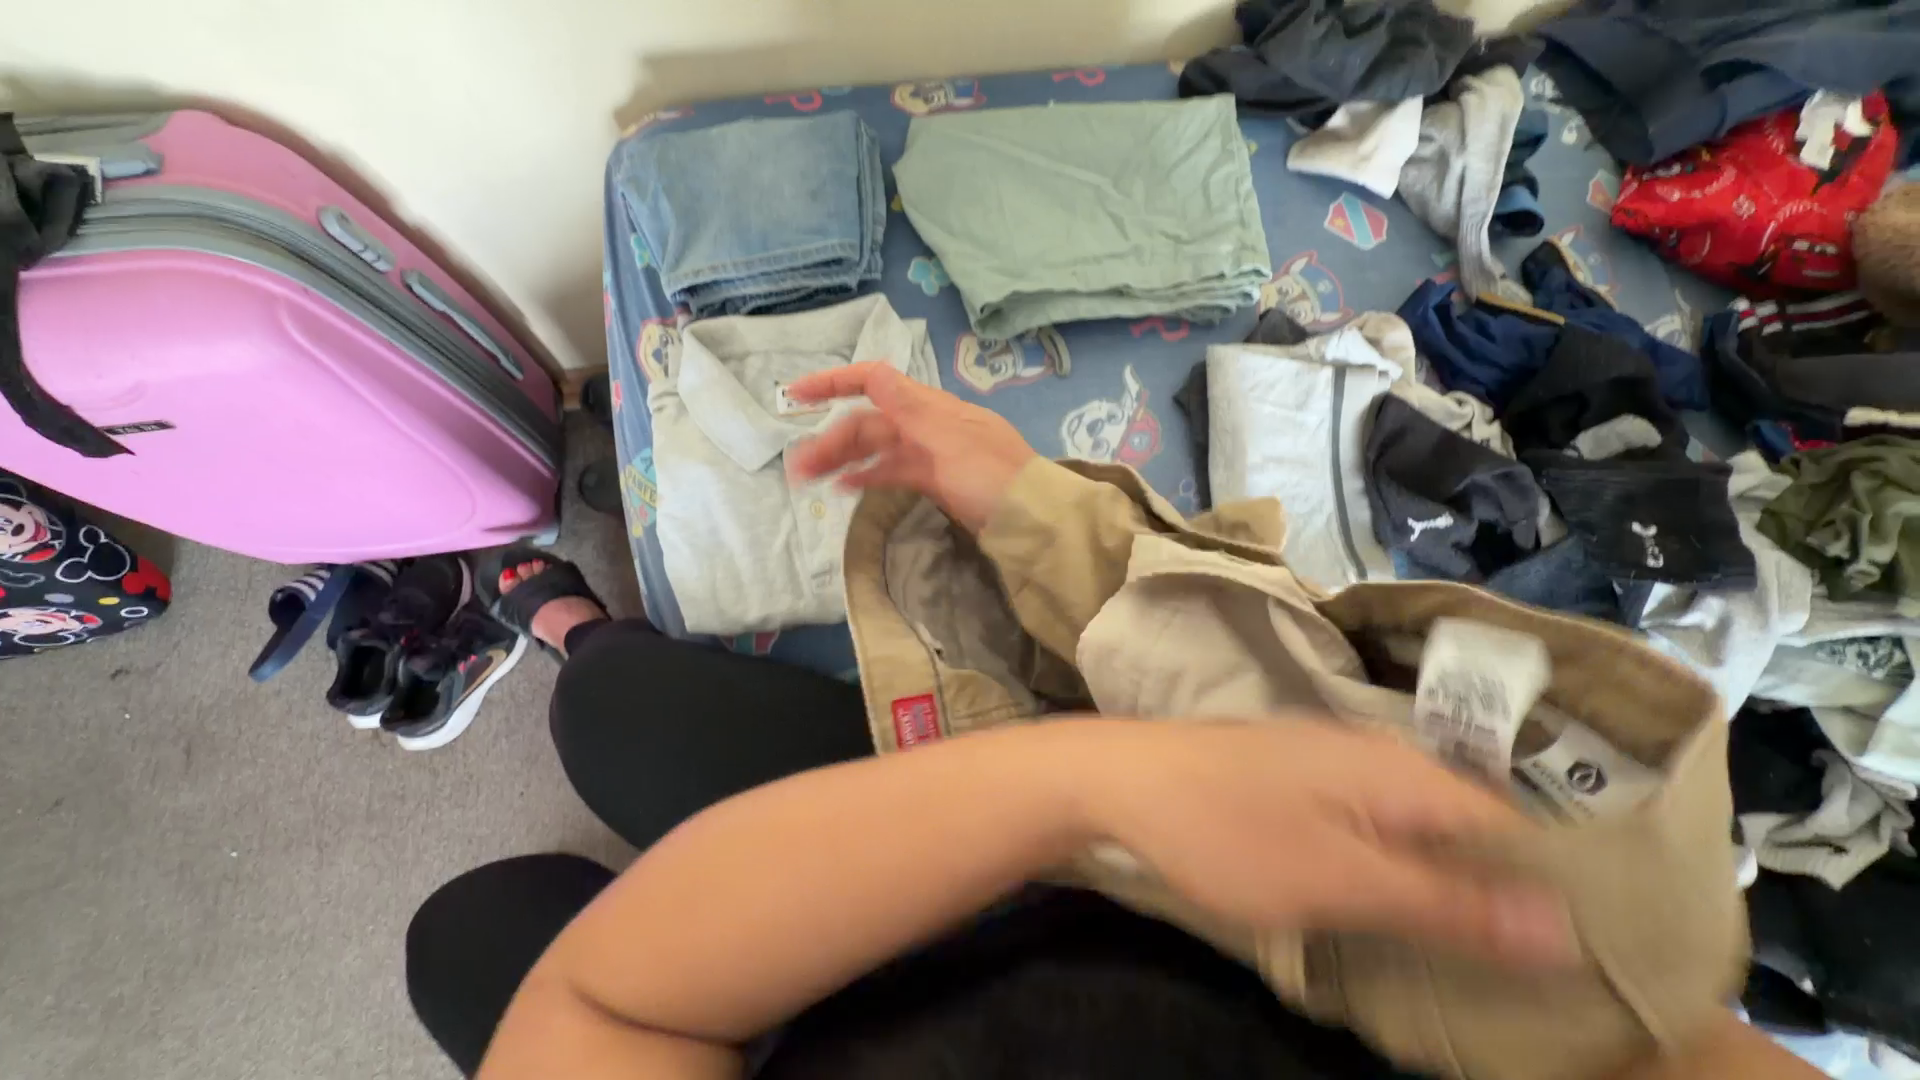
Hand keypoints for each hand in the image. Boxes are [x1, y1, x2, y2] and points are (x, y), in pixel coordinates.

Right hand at [785, 362, 1037, 532]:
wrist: (1030, 516)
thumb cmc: (991, 474)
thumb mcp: (949, 439)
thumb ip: (908, 409)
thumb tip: (874, 374)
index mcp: (928, 406)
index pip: (874, 381)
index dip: (833, 383)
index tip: (795, 394)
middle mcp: (925, 423)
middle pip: (868, 422)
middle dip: (831, 439)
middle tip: (797, 468)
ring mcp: (930, 452)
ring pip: (876, 449)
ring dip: (843, 460)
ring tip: (809, 480)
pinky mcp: (934, 480)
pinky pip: (892, 471)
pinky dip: (868, 476)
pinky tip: (844, 487)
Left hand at [1064, 718, 1577, 967]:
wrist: (1119, 780)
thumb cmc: (1227, 832)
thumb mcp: (1339, 880)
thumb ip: (1447, 901)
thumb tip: (1566, 927)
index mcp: (1407, 772)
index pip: (1520, 831)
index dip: (1554, 896)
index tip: (1580, 966)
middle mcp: (1380, 753)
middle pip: (1469, 827)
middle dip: (1496, 894)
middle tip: (1522, 975)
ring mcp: (1332, 758)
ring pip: (1416, 824)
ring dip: (1439, 882)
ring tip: (1462, 953)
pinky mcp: (1295, 773)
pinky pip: (1370, 819)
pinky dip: (1388, 861)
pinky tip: (1382, 900)